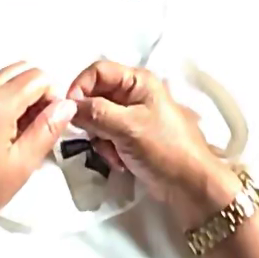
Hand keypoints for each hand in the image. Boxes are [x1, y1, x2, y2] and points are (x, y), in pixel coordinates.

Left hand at [0, 62, 75, 240]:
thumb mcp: (20, 166)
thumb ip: (47, 130)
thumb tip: (67, 105)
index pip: (38, 77)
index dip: (52, 97)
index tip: (49, 124)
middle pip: (21, 69)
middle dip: (36, 91)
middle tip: (35, 125)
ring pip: (3, 77)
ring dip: (18, 94)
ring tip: (17, 132)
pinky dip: (0, 99)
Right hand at [67, 59, 241, 227]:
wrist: (190, 186)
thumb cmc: (165, 148)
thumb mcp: (128, 127)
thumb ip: (97, 113)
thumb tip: (68, 106)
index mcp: (137, 80)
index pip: (98, 71)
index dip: (80, 88)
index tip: (69, 112)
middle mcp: (133, 92)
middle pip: (95, 95)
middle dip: (91, 119)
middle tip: (97, 138)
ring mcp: (132, 115)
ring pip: (98, 118)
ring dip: (100, 138)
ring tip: (113, 154)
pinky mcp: (130, 136)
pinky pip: (106, 135)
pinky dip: (107, 149)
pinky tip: (119, 162)